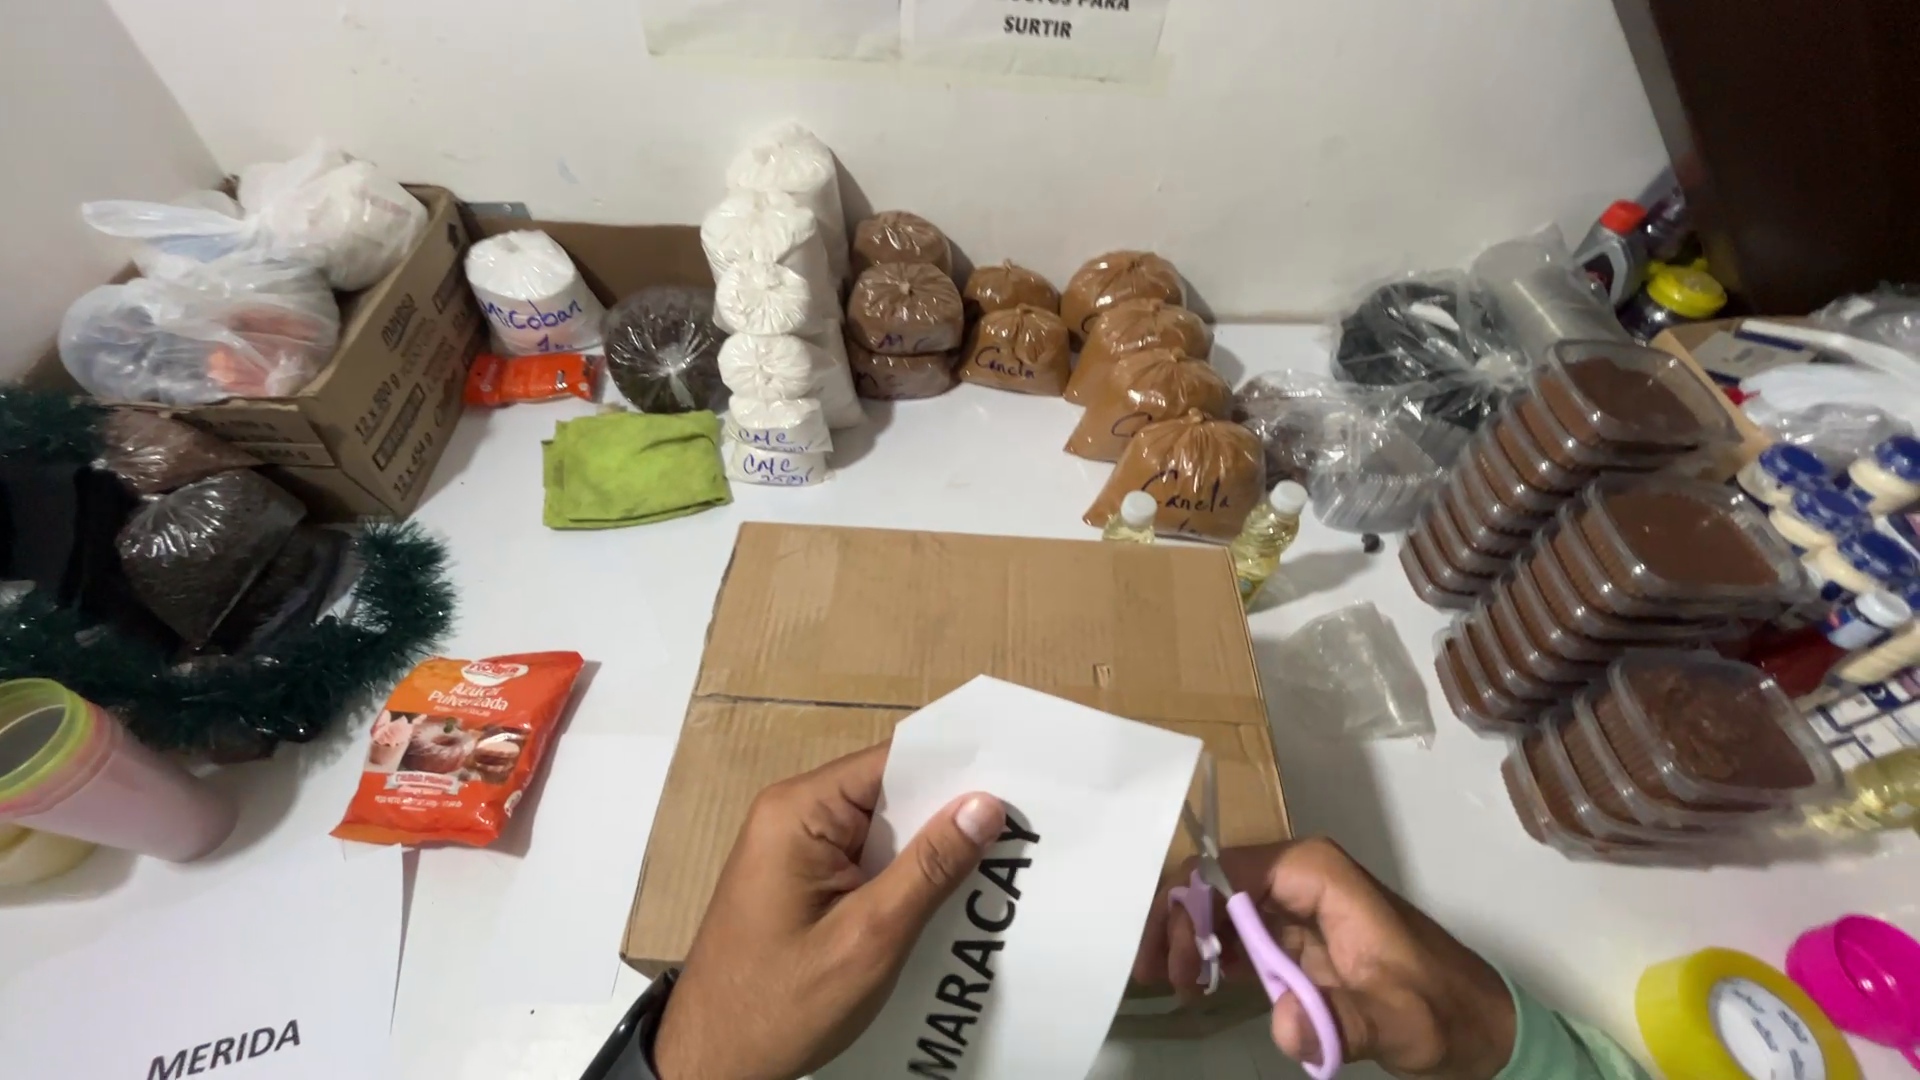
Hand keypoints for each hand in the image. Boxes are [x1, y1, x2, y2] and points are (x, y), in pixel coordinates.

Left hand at [654, 744, 1004, 1079]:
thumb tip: (985, 802)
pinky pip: (865, 853)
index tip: (1012, 781)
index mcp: (801, 809)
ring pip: (882, 824)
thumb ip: (929, 867)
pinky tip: (947, 889)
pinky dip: (903, 869)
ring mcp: (796, 842)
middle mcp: (796, 810)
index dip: (952, 769)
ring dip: (928, 844)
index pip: (892, 762)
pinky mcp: (802, 872)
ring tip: (997, 857)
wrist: (707, 1067)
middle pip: (889, 790)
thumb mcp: (868, 938)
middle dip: (947, 810)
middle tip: (1018, 826)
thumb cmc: (781, 1005)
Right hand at [1133, 838, 1515, 1079]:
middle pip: (1213, 885)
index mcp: (1311, 871)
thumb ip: (1343, 1020)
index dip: (1190, 907)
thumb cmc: (1442, 1011)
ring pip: (1217, 907)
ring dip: (1188, 940)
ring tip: (1171, 983)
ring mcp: (1290, 902)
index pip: (1227, 871)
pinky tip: (1193, 982)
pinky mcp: (1290, 932)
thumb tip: (1284, 1023)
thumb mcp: (1400, 1023)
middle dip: (1180, 924)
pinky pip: (1236, 932)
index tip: (1175, 961)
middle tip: (1160, 976)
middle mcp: (1293, 874)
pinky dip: (1209, 954)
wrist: (1481, 1029)